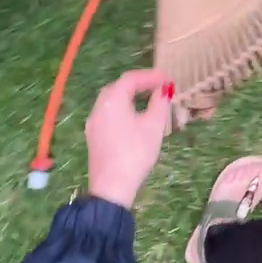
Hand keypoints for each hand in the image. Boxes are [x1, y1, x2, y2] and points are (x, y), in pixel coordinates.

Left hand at [84, 69, 173, 207]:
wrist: (112, 186)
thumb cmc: (135, 152)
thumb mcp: (153, 126)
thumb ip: (160, 103)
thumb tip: (164, 90)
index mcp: (112, 100)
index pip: (131, 79)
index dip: (151, 76)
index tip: (168, 79)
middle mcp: (99, 107)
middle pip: (118, 87)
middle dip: (138, 84)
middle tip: (158, 87)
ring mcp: (93, 123)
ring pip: (111, 101)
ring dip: (129, 97)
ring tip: (148, 101)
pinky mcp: (93, 136)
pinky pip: (108, 114)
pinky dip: (122, 109)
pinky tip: (134, 119)